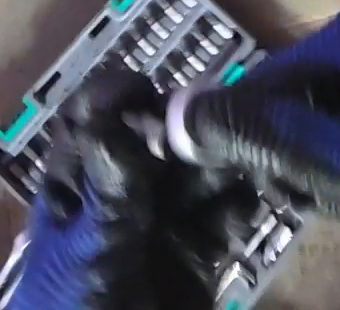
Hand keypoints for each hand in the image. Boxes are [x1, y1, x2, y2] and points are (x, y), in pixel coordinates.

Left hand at [5, 69, 254, 309]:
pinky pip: (227, 209)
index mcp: (79, 183)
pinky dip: (245, 196)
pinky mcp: (200, 247)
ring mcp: (163, 216)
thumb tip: (122, 115)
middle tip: (219, 113)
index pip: (90, 118)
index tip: (147, 89)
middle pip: (155, 133)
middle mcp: (123, 188)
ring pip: (198, 166)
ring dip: (224, 154)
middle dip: (186, 121)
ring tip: (250, 143)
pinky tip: (260, 185)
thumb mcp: (85, 251)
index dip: (114, 94)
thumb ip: (110, 187)